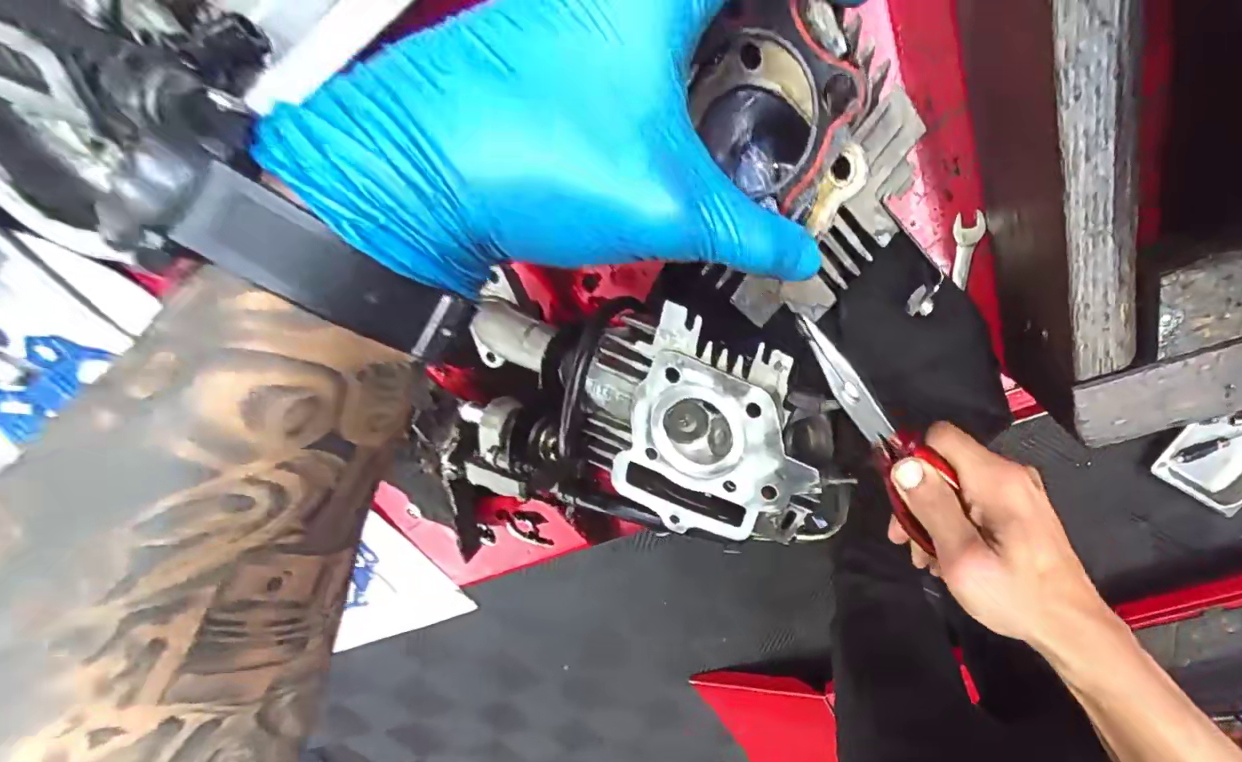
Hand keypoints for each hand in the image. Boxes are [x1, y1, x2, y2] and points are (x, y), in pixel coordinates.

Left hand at [252, 0, 821, 294]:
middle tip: (790, 76)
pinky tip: (688, 125)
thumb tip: (798, 256)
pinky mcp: (554, 48)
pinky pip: (636, 41)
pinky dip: (676, 72)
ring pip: (669, 22)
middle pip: (709, 9)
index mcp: (646, 3)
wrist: (419, 180)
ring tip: (750, 106)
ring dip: (717, 51)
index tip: (822, 30)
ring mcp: (572, 14)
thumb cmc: (524, 161)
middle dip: (755, 38)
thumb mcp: (677, 212)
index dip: (798, 14)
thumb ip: (754, 237)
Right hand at [887, 423, 1117, 653]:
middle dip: (921, 502)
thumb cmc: (1016, 595)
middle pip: (947, 465)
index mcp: (996, 479)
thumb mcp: (963, 556)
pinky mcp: (1022, 511)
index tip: (902, 506)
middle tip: (909, 545)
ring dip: (936, 520)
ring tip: (932, 561)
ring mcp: (1019, 493)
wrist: (1067, 622)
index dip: (913, 464)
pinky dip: (958, 526)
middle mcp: (1010, 475)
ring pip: (959, 487)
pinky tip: (953, 559)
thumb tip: (903, 466)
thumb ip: (932, 507)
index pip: (941, 437)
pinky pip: (978, 504)